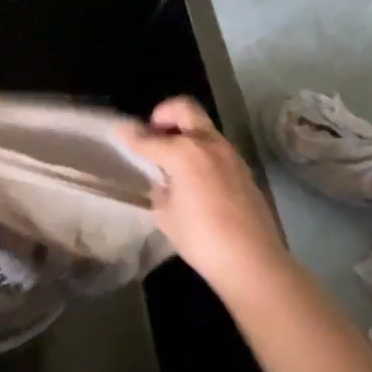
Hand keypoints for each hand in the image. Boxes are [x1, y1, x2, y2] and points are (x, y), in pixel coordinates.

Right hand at [122, 97, 286, 291]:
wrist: (253, 262)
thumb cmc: (201, 239)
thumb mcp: (165, 214)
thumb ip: (161, 188)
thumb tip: (166, 181)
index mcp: (183, 152)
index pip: (148, 138)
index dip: (130, 135)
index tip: (119, 132)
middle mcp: (207, 144)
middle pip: (184, 109)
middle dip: (164, 114)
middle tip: (154, 133)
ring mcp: (230, 155)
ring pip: (203, 128)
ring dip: (185, 133)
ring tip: (173, 160)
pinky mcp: (244, 170)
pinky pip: (216, 149)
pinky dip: (201, 152)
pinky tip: (194, 178)